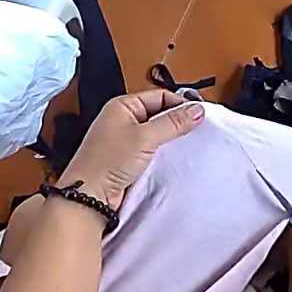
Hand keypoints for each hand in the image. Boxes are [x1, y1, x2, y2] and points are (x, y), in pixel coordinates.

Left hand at [58, 90, 203, 208]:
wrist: (90, 195)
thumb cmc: (109, 160)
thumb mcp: (145, 137)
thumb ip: (173, 122)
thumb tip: (198, 110)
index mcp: (123, 105)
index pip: (160, 96)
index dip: (180, 104)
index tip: (200, 116)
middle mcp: (124, 118)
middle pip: (160, 113)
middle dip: (178, 122)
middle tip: (198, 131)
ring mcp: (126, 138)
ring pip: (158, 132)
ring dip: (172, 138)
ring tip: (188, 145)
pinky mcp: (129, 156)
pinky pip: (153, 148)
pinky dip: (164, 152)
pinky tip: (175, 157)